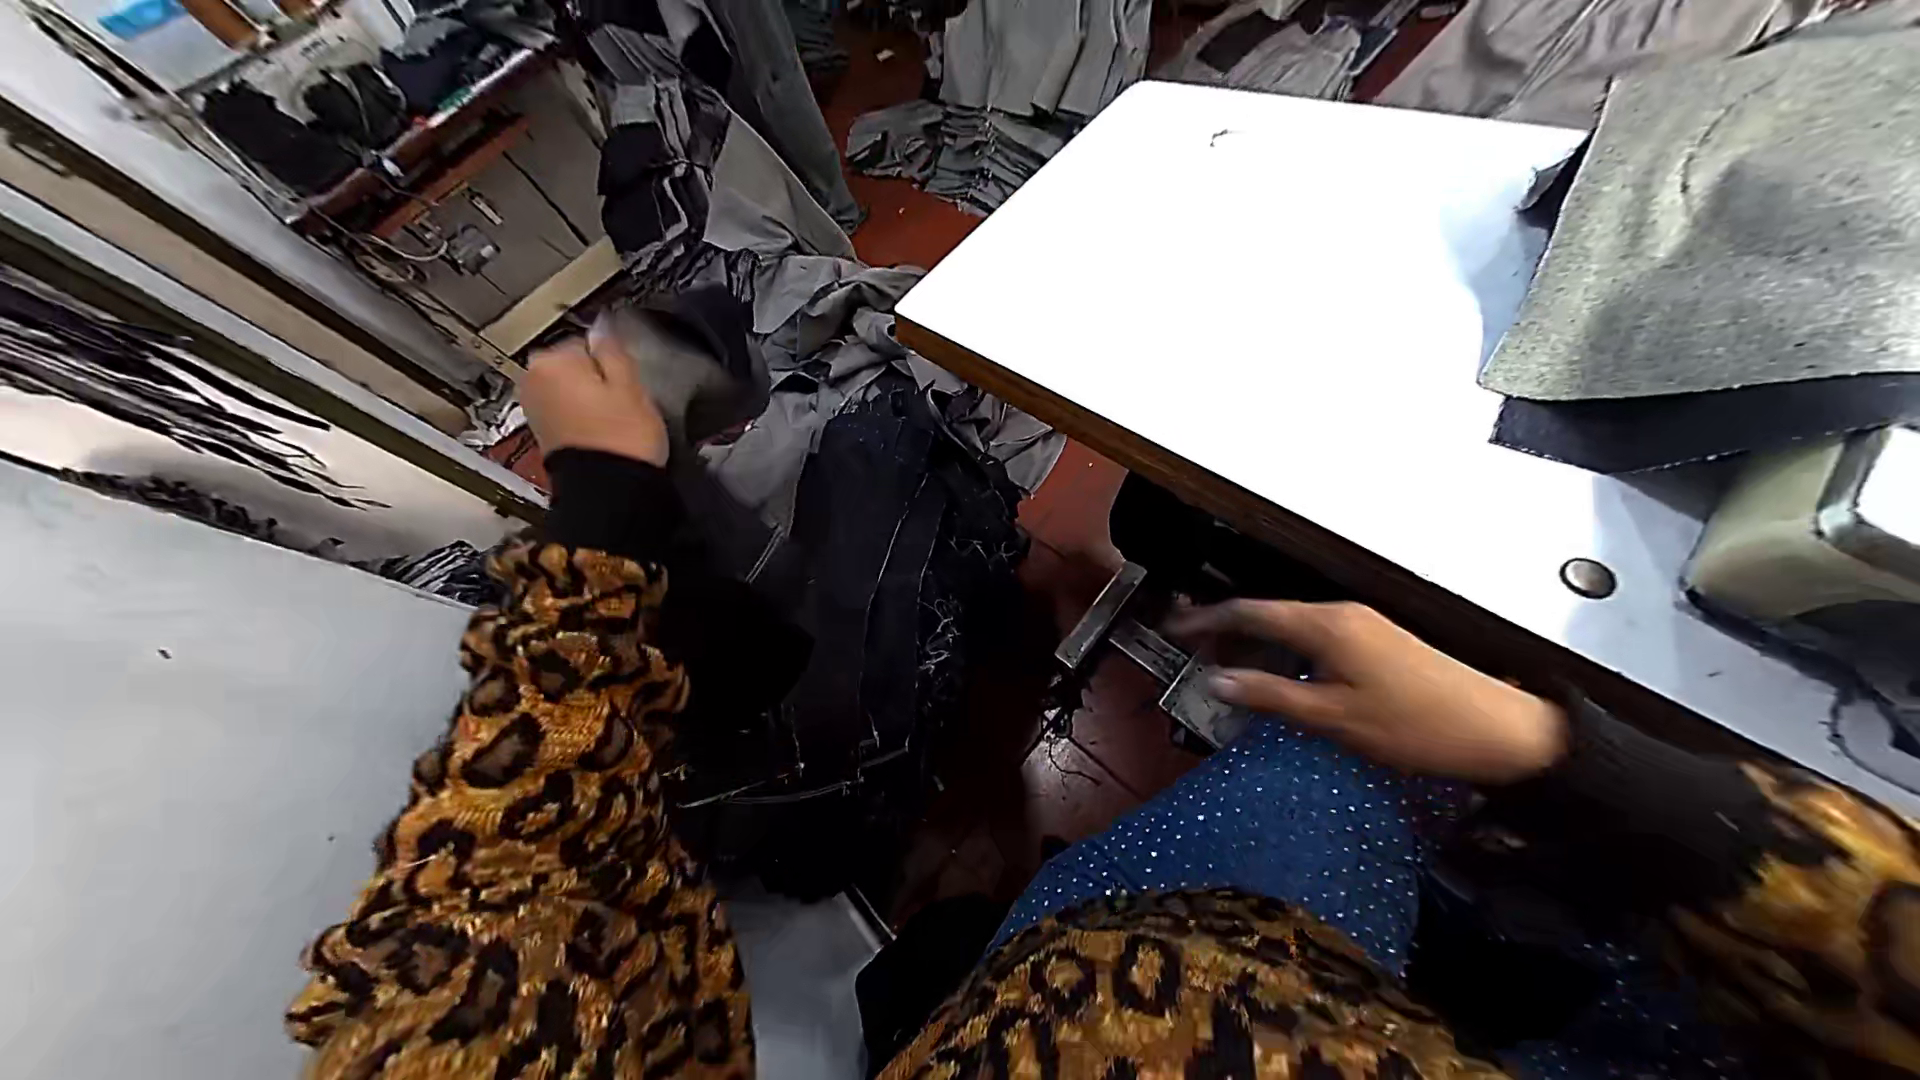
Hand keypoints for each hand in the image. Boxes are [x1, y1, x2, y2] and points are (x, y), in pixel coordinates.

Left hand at [520, 335, 668, 466]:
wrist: (609, 488)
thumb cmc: (623, 438)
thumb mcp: (630, 385)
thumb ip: (613, 350)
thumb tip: (603, 325)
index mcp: (551, 361)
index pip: (587, 341)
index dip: (613, 361)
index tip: (627, 380)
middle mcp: (533, 380)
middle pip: (574, 365)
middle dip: (597, 379)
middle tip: (624, 401)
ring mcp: (535, 408)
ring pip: (570, 389)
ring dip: (590, 399)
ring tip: (615, 420)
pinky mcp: (543, 432)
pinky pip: (566, 411)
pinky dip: (583, 418)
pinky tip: (603, 432)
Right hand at [1169, 600, 1568, 783]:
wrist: (1504, 732)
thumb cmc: (1421, 726)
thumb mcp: (1332, 717)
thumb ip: (1268, 694)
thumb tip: (1219, 682)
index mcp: (1325, 626)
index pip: (1248, 611)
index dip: (1206, 620)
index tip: (1177, 629)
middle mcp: (1340, 615)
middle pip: (1265, 612)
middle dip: (1224, 630)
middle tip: (1196, 652)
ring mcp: (1359, 624)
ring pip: (1286, 623)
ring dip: (1252, 641)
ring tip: (1227, 665)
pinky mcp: (1372, 639)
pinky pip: (1308, 633)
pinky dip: (1279, 647)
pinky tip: (1274, 671)